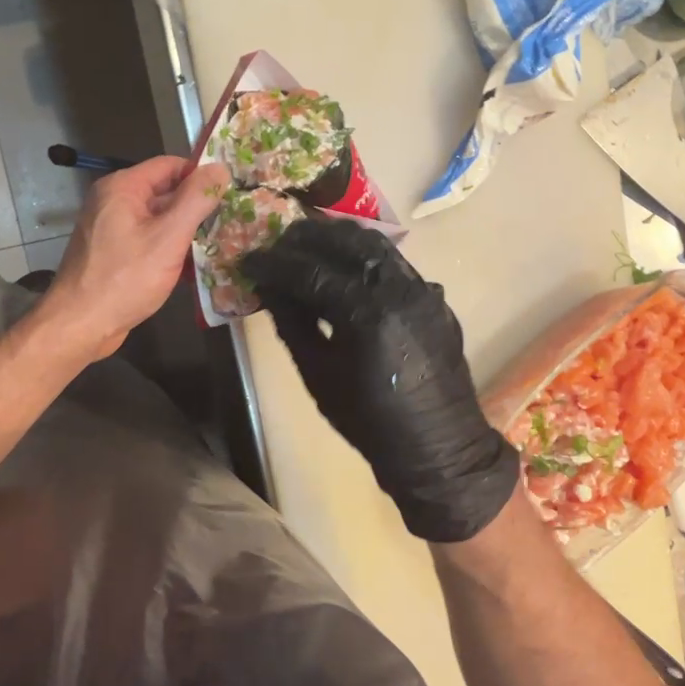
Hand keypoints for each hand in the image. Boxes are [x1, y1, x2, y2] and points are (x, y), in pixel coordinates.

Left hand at [40, 155, 227, 360]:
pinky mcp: (112, 255)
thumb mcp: (168, 237)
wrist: (79, 325)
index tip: (231, 192)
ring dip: (184, 232)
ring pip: (157, 221)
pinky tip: (193, 267)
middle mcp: (112, 202)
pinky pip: (147, 242)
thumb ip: (196, 200)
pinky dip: (168, 250)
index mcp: (122, 188)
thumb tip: (220, 169)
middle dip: (196, 207)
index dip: (201, 176)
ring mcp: (110, 230)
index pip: (170, 166)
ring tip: (221, 243)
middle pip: (164, 193)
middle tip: (232, 221)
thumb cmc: (124, 279)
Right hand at [241, 219, 519, 541]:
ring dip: (336, 240)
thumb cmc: (368, 420)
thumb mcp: (318, 373)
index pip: (309, 271)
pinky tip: (343, 273)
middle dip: (305, 238)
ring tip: (306, 248)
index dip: (273, 264)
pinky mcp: (433, 298)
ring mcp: (422, 289)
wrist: (437, 446)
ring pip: (374, 245)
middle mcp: (398, 288)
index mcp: (367, 311)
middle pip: (345, 241)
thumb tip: (269, 287)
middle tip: (275, 246)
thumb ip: (292, 323)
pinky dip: (363, 259)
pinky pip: (394, 265)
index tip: (248, 260)